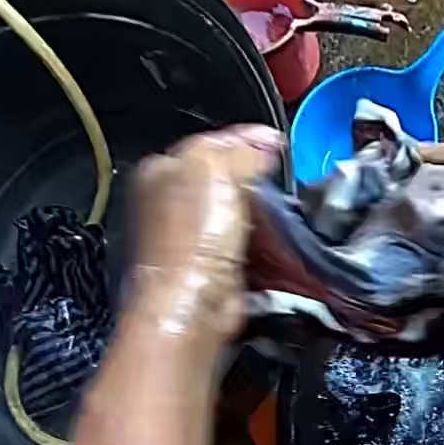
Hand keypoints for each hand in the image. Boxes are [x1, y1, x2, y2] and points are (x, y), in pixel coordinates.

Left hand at [127, 124, 283, 340]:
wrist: (195, 303)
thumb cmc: (191, 241)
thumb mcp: (216, 170)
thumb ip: (241, 150)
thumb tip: (265, 141)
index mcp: (163, 170)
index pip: (211, 144)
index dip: (246, 142)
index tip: (276, 144)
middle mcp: (173, 204)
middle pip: (227, 180)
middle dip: (257, 182)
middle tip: (279, 184)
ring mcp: (194, 239)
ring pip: (241, 215)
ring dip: (264, 218)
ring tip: (280, 217)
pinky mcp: (215, 268)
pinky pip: (248, 247)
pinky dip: (264, 246)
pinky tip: (274, 245)